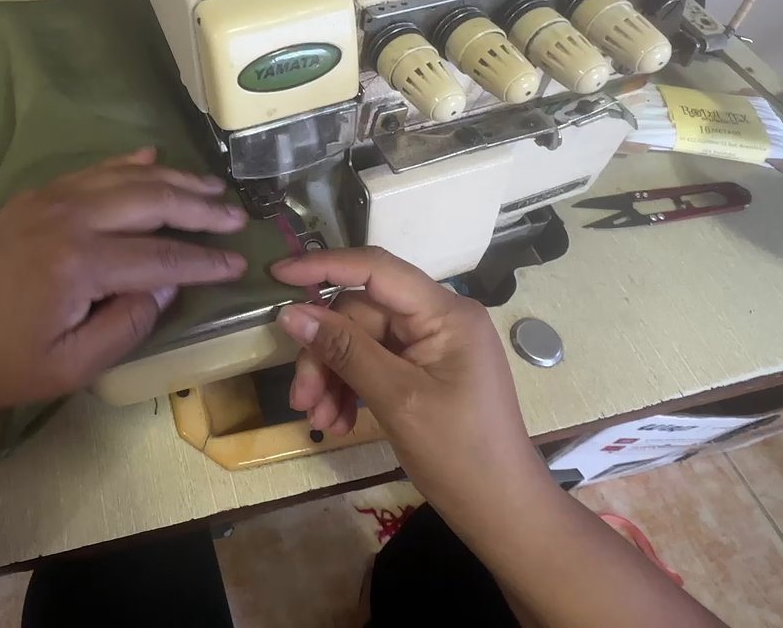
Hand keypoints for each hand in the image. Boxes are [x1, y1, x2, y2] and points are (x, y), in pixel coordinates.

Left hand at [0, 148, 249, 415]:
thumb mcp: (72, 366)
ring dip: (172, 180)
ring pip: (124, 178)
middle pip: (150, 201)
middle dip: (199, 207)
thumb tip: (167, 287)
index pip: (161, 257)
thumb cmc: (3, 363)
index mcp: (80, 263)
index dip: (204, 261)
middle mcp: (69, 218)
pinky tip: (151, 158)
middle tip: (235, 215)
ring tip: (210, 186)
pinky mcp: (33, 197)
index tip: (238, 262)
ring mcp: (49, 200)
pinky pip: (91, 171)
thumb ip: (128, 325)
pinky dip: (126, 164)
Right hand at [272, 249, 545, 503]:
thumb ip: (344, 350)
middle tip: (300, 396)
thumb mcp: (397, 400)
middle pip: (360, 313)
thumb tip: (291, 314)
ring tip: (316, 417)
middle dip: (324, 351)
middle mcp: (438, 317)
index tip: (278, 275)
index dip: (323, 265)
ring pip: (359, 339)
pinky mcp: (422, 368)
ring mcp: (430, 343)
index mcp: (445, 312)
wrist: (505, 517)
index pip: (375, 268)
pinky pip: (372, 362)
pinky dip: (349, 387)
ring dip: (332, 375)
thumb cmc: (461, 456)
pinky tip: (335, 421)